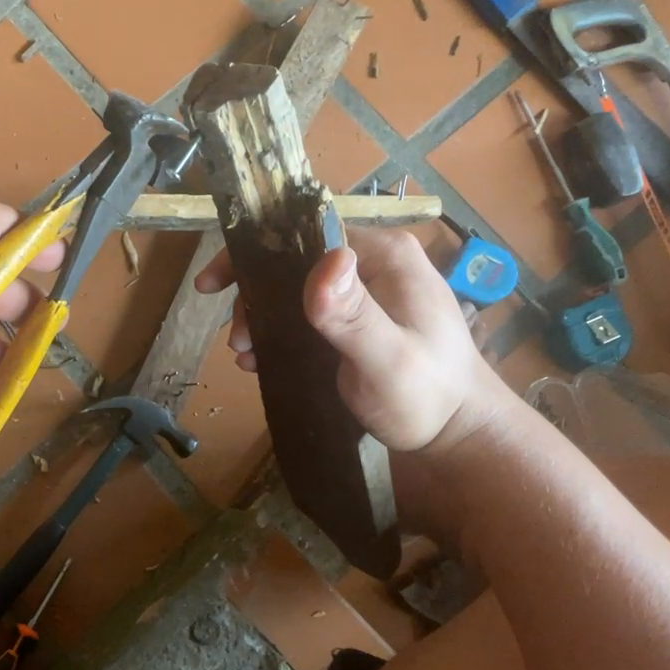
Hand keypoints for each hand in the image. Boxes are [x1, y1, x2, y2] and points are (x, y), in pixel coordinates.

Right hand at [196, 227, 512, 453]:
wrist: (455, 434)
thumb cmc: (426, 397)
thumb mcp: (387, 359)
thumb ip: (355, 315)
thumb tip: (325, 262)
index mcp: (385, 257)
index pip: (306, 235)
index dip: (256, 256)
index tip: (214, 286)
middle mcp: (373, 264)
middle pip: (293, 262)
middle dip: (253, 297)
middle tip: (236, 340)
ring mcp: (364, 293)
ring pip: (292, 290)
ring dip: (260, 320)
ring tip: (245, 356)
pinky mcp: (355, 320)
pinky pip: (303, 315)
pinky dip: (275, 335)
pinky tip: (259, 361)